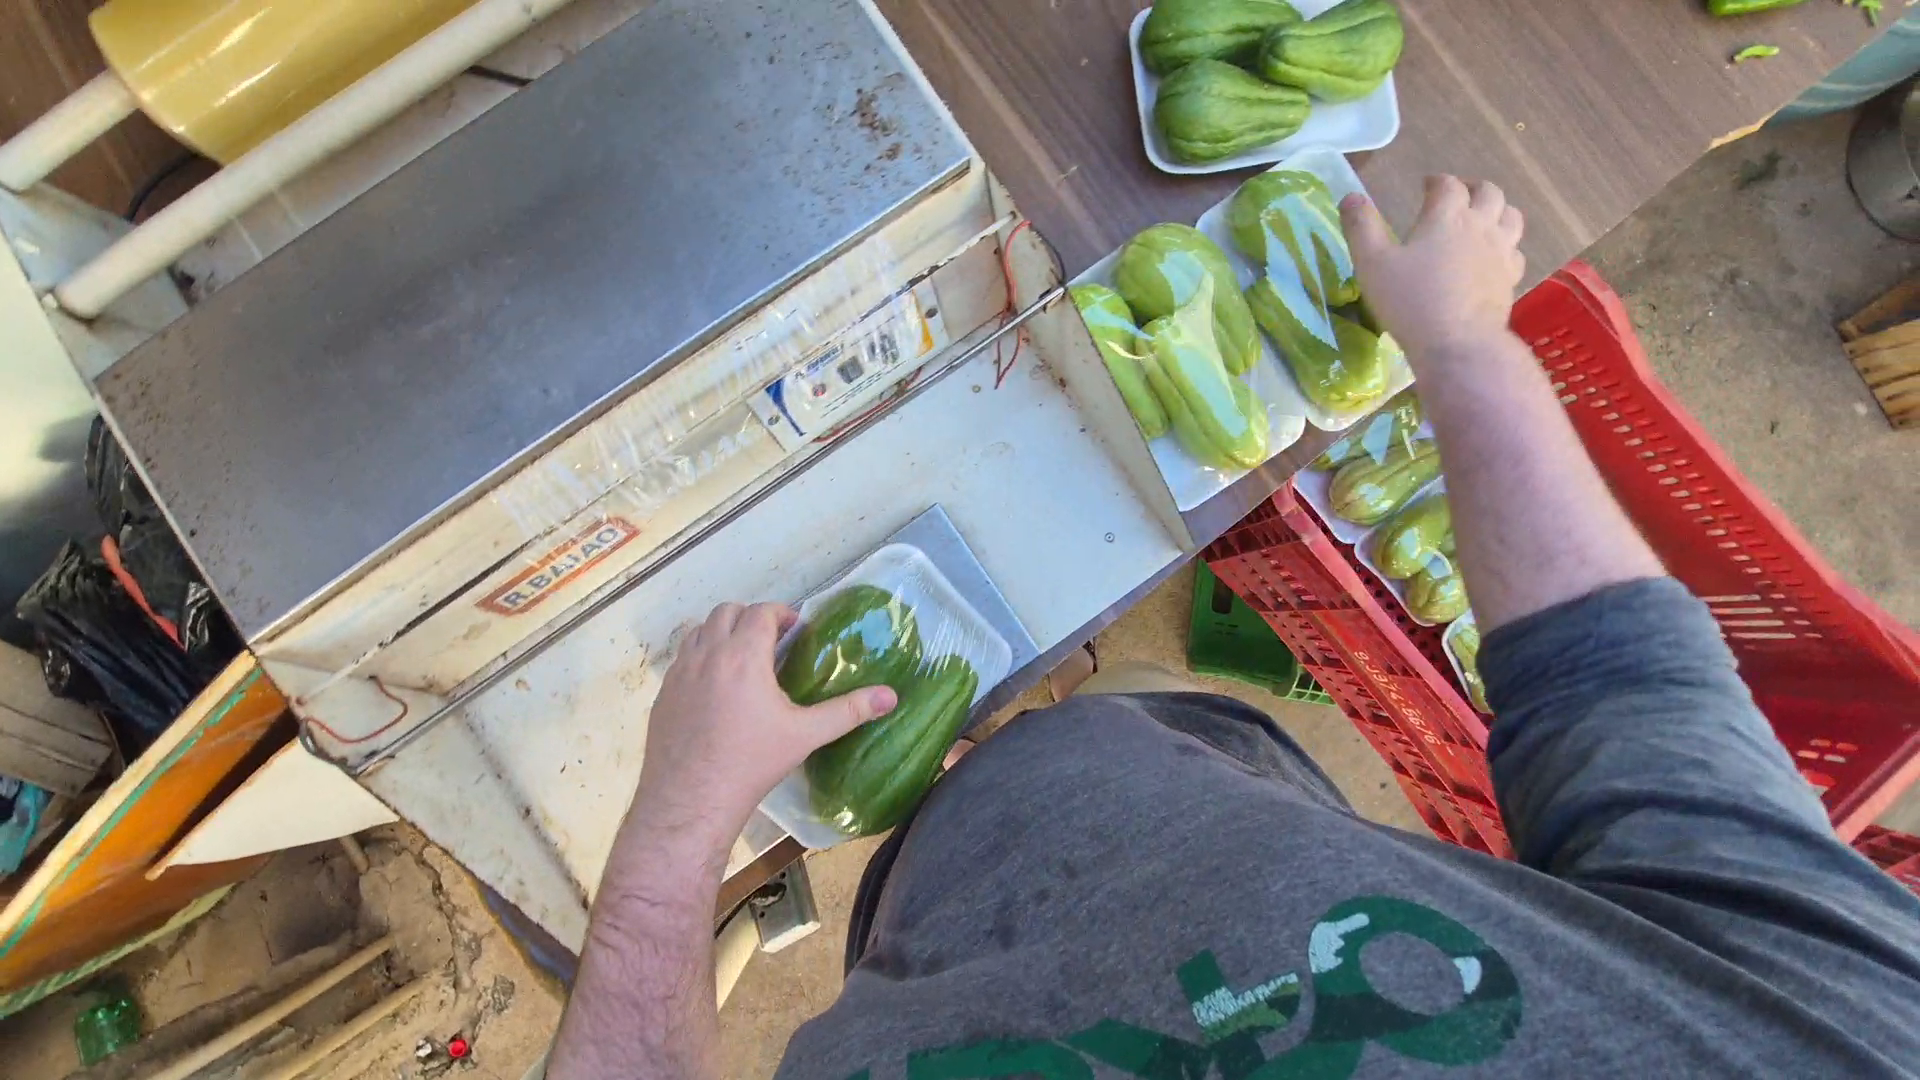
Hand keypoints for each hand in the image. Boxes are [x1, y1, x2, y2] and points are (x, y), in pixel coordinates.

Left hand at [630, 602, 897, 846]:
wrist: (690, 801)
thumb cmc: (752, 764)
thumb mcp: (805, 735)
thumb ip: (849, 711)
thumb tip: (891, 697)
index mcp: (744, 656)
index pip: (760, 612)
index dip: (780, 613)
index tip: (795, 628)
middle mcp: (707, 655)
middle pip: (726, 611)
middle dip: (750, 617)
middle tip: (770, 640)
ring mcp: (679, 673)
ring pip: (698, 630)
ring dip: (721, 632)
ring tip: (741, 656)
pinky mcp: (662, 694)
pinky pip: (681, 659)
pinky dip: (700, 656)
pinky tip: (715, 687)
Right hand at [1340, 175, 1525, 360]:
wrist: (1455, 341)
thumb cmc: (1408, 300)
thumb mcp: (1371, 264)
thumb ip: (1360, 228)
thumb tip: (1351, 196)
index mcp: (1446, 217)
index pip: (1447, 186)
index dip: (1436, 181)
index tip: (1426, 184)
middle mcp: (1480, 225)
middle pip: (1488, 192)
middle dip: (1472, 188)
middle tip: (1459, 194)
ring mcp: (1500, 251)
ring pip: (1510, 216)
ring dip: (1497, 209)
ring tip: (1483, 216)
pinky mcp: (1509, 277)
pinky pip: (1515, 250)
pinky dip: (1505, 244)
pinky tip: (1495, 254)